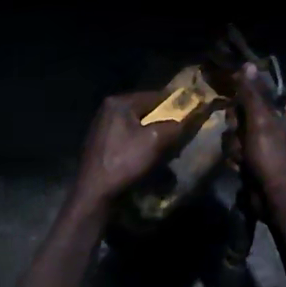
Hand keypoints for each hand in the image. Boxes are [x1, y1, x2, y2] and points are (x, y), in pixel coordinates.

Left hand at [71, 91, 185, 205]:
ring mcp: (102, 125)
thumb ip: (174, 126)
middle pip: (144, 110)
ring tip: (166, 146)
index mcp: (118, 102)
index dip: (174, 105)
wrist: (94, 190)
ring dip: (152, 133)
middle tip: (179, 134)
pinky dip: (140, 141)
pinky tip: (147, 155)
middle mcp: (108, 108)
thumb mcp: (154, 142)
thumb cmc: (124, 161)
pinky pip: (127, 135)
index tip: (191, 114)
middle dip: (163, 121)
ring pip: (136, 124)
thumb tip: (191, 116)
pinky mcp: (101, 141)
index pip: (154, 96)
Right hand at [231, 62, 285, 198]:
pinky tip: (240, 166)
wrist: (276, 200)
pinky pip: (238, 147)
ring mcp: (268, 144)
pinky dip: (237, 156)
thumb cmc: (272, 157)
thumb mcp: (260, 121)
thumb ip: (252, 93)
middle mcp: (280, 126)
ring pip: (238, 130)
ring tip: (241, 156)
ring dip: (235, 143)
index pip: (262, 90)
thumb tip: (248, 64)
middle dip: (237, 124)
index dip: (246, 93)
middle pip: (246, 110)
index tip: (234, 99)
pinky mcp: (258, 159)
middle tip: (240, 134)